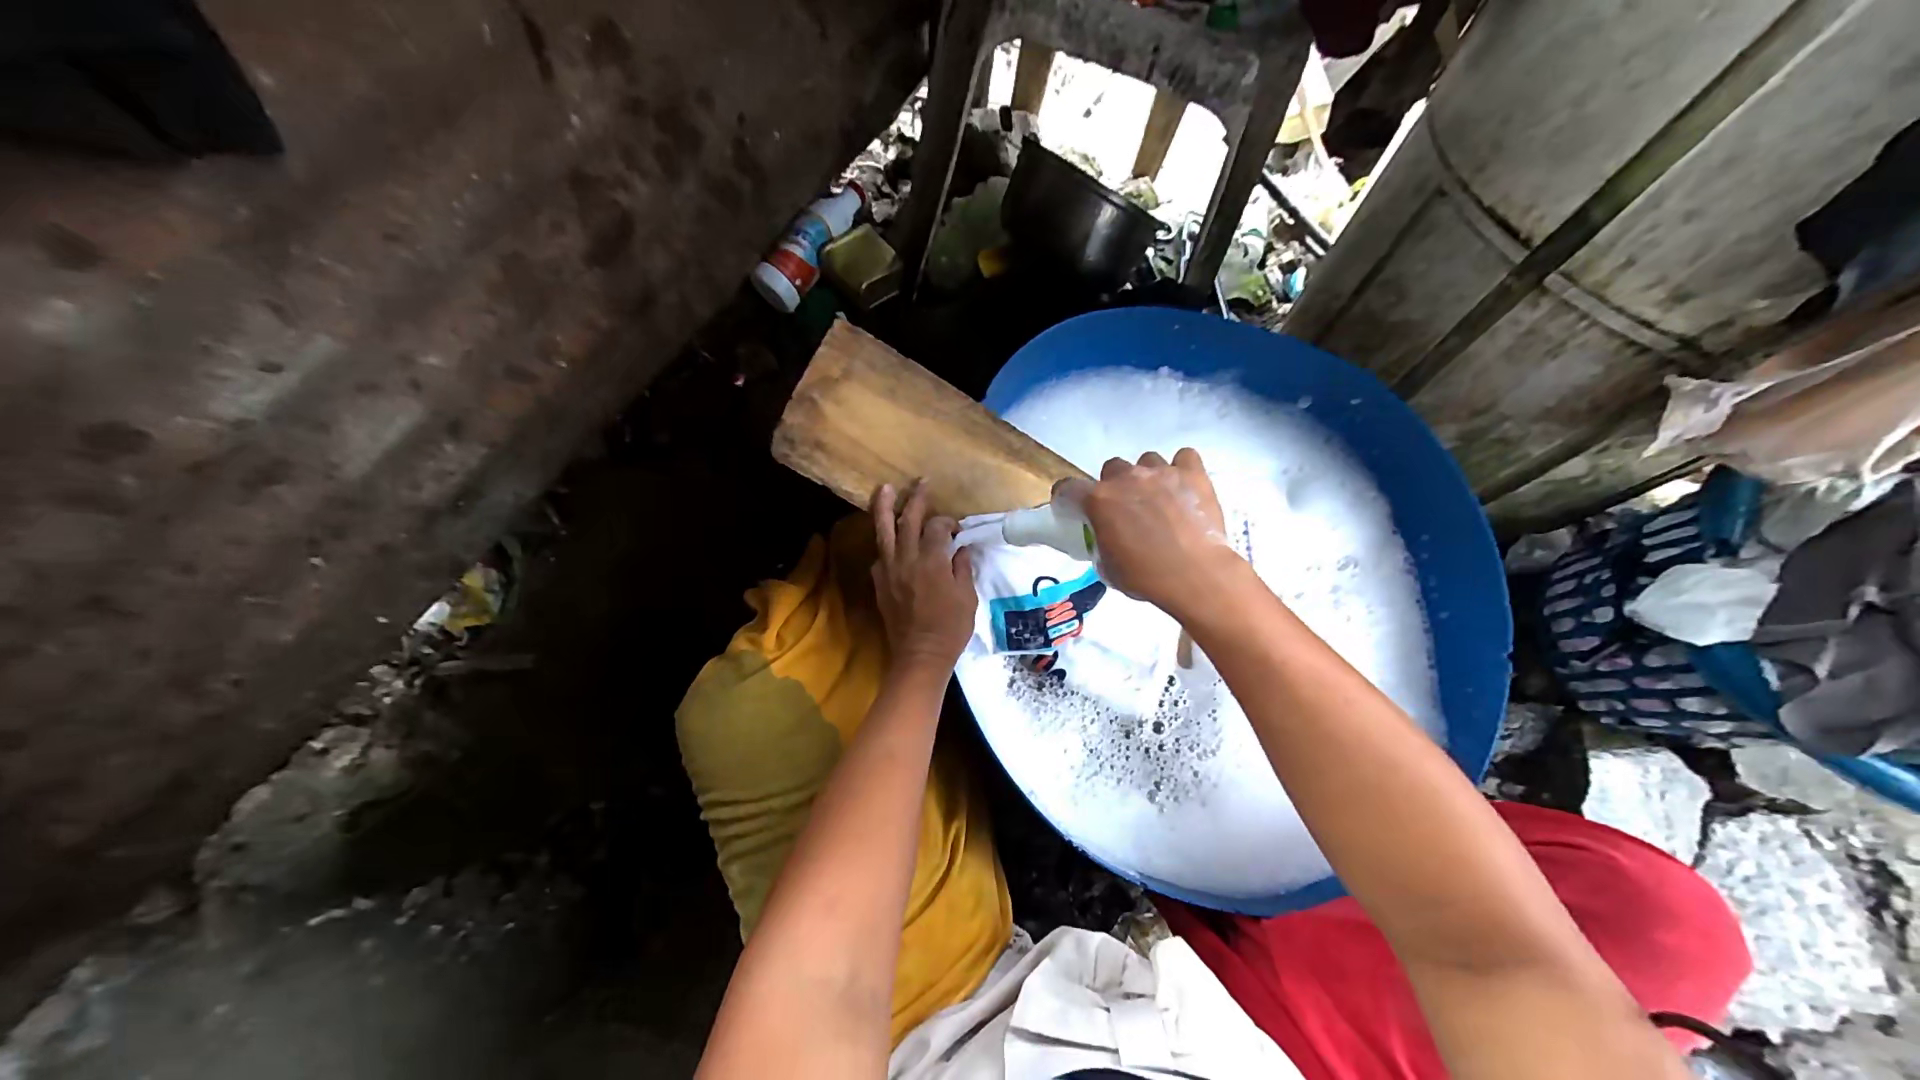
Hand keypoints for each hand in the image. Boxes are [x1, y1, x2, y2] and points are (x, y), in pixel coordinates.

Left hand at [870, 480, 976, 669]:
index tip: (955, 528)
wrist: (920, 654)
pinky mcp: (879, 583)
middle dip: (915, 499)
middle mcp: (907, 559)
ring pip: (884, 531)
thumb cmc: (951, 627)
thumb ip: (962, 567)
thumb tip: (960, 549)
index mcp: (932, 560)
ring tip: (884, 489)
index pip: (936, 527)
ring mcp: (889, 570)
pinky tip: (888, 539)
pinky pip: (880, 555)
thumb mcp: (967, 596)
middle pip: (908, 519)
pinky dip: (884, 543)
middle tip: (920, 483)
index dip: (946, 522)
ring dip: (884, 507)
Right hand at [1056, 449, 1243, 619]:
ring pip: (1147, 461)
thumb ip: (1100, 542)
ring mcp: (1161, 472)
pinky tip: (1184, 487)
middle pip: (1111, 468)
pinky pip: (1184, 458)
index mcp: (1099, 500)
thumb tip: (1107, 538)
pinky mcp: (1192, 473)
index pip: (1068, 488)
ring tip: (1159, 499)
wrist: (1195, 576)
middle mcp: (1126, 478)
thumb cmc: (1146, 577)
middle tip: (1125, 509)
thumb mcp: (1107, 567)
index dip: (1068, 499)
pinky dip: (1182, 469)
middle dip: (1115, 486)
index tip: (1073, 509)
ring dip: (1147, 477)